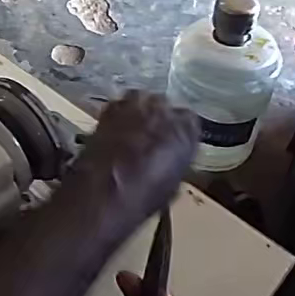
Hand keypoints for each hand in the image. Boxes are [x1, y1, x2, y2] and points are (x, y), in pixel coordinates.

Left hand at [59, 92, 197, 240]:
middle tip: (151, 139)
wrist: (105, 191)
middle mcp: (163, 109)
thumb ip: (177, 158)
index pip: (189, 121)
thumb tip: (170, 155)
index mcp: (185, 127)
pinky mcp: (110, 108)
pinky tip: (114, 132)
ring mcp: (135, 105)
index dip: (180, 133)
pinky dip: (119, 116)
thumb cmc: (145, 195)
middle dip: (158, 119)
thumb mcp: (173, 181)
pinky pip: (119, 106)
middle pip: (164, 106)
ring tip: (132, 133)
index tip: (173, 144)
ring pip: (141, 101)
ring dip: (138, 113)